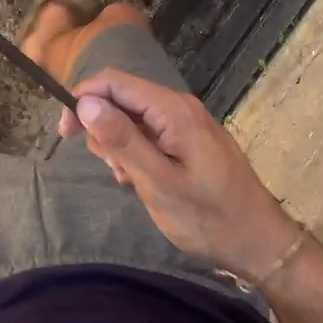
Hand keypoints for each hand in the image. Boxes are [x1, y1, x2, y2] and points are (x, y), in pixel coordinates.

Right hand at [58, 71, 300, 282]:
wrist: (257, 241)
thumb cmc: (208, 217)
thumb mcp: (158, 183)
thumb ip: (122, 141)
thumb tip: (86, 103)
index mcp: (173, 110)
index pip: (114, 82)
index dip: (82, 99)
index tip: (65, 134)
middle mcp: (180, 107)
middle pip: (122, 97)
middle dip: (103, 127)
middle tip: (111, 169)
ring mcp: (186, 123)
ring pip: (133, 117)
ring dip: (119, 145)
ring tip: (128, 180)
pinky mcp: (189, 140)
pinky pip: (150, 133)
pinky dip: (136, 153)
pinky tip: (141, 181)